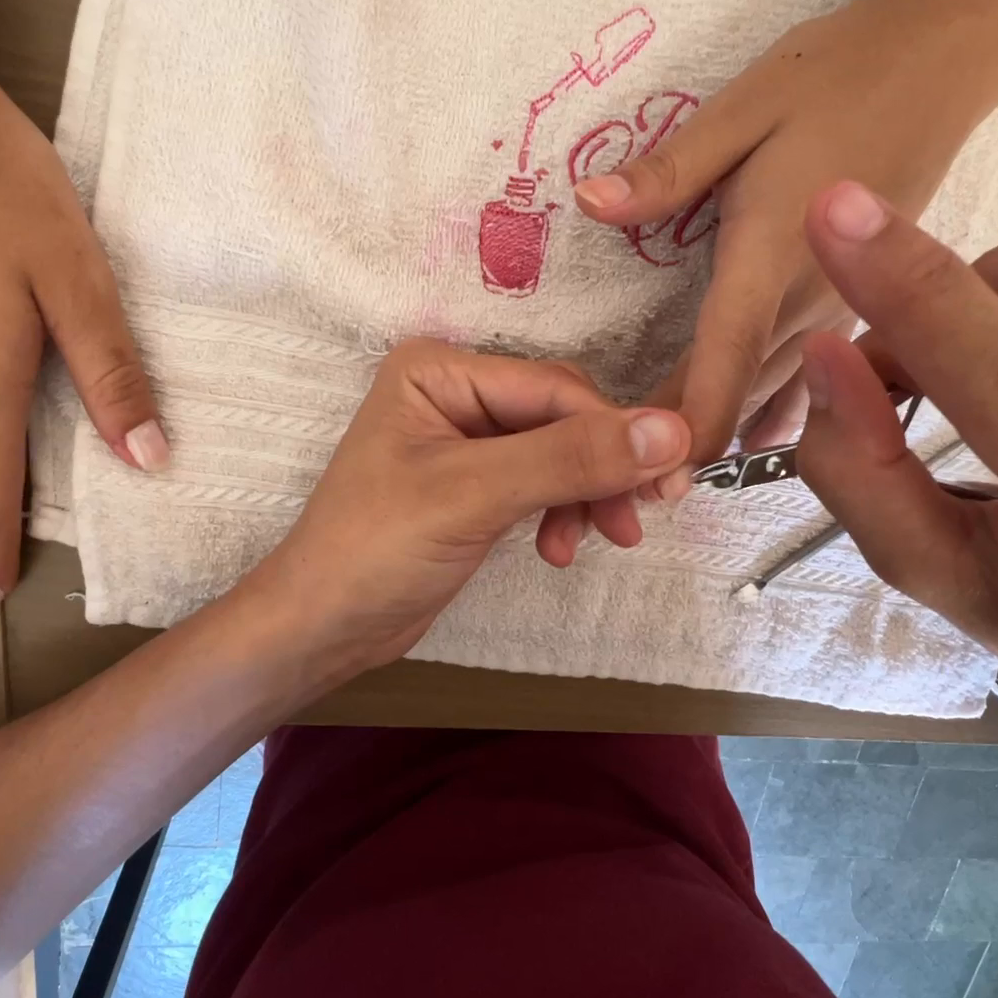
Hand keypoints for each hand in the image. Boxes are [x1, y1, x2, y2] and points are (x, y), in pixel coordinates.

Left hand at [245, 340, 689, 668]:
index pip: (554, 389)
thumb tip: (673, 430)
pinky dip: (561, 512)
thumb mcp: (474, 496)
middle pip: (562, 418)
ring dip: (585, 496)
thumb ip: (570, 459)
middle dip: (601, 469)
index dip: (616, 432)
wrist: (324, 628)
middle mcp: (455, 392)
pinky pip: (541, 483)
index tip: (671, 480)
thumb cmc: (378, 550)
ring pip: (560, 453)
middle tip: (641, 518)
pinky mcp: (475, 485)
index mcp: (441, 369)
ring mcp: (466, 440)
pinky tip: (557, 549)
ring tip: (595, 543)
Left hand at [573, 0, 997, 499]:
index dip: (690, 424)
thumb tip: (590, 202)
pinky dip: (769, 413)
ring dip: (720, 435)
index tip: (651, 478)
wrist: (942, 65)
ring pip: (768, 394)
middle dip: (682, 446)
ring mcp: (836, 312)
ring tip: (669, 482)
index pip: (724, 358)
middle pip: (736, 392)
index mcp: (770, 257)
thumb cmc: (834, 81)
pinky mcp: (850, 308)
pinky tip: (753, 445)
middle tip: (629, 496)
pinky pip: (806, 380)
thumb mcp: (740, 109)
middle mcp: (807, 302)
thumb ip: (668, 170)